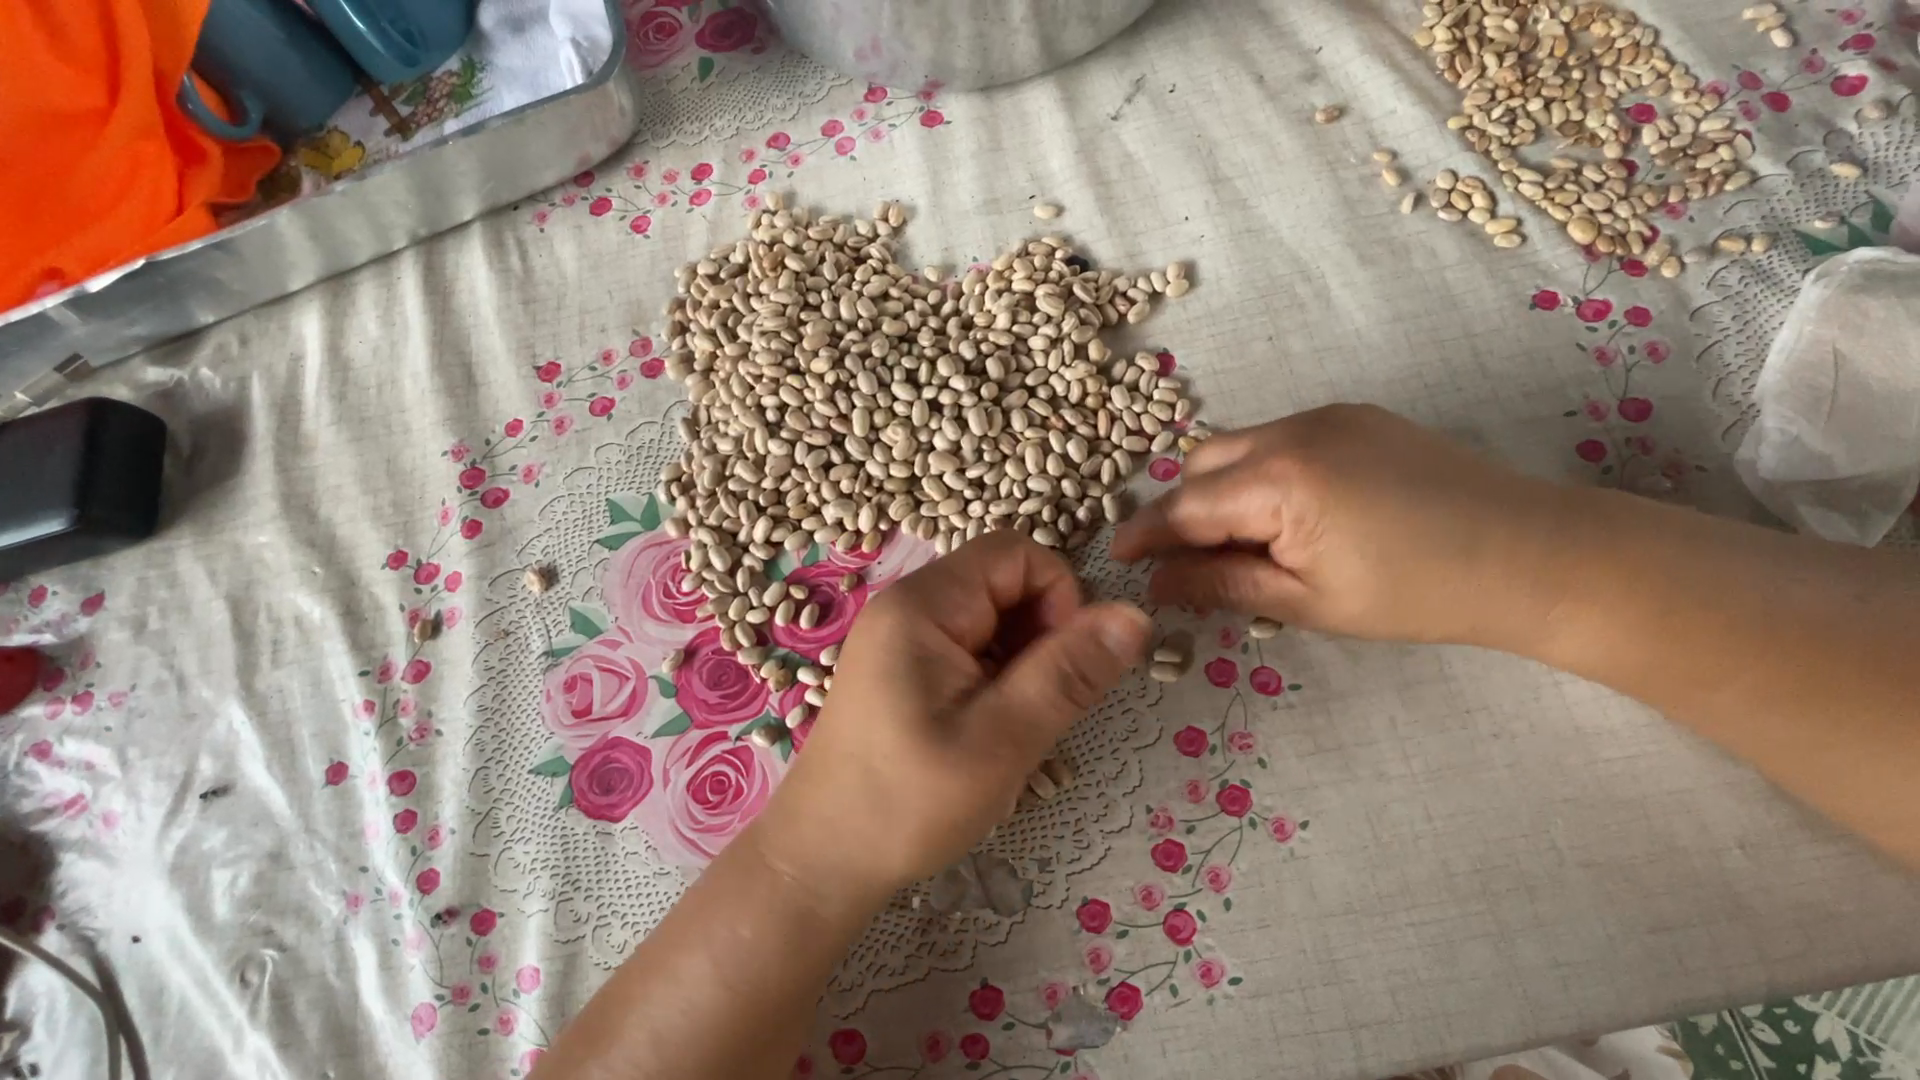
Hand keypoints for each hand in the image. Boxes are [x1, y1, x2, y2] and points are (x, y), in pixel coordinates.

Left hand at [751, 531, 1150, 908]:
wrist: (823, 860)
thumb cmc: (908, 803)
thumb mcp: (1002, 740)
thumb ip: (1070, 673)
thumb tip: (1135, 615)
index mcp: (923, 604)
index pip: (1016, 553)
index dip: (1058, 596)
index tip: (1061, 666)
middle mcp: (907, 606)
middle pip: (1003, 582)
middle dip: (1041, 634)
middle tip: (1036, 707)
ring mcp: (901, 637)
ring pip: (991, 618)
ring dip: (1021, 661)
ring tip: (1009, 725)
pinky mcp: (902, 669)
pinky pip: (967, 647)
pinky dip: (995, 678)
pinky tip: (986, 730)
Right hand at [1110, 404, 1576, 645]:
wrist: (1534, 554)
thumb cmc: (1417, 593)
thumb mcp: (1306, 602)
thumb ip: (1221, 584)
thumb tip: (1155, 583)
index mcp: (1278, 480)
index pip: (1185, 506)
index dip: (1145, 534)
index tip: (1116, 559)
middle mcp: (1292, 430)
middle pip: (1201, 464)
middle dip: (1182, 509)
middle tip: (1186, 561)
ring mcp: (1326, 415)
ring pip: (1237, 446)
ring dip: (1220, 489)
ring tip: (1240, 541)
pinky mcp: (1354, 416)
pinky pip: (1277, 439)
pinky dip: (1259, 473)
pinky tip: (1287, 514)